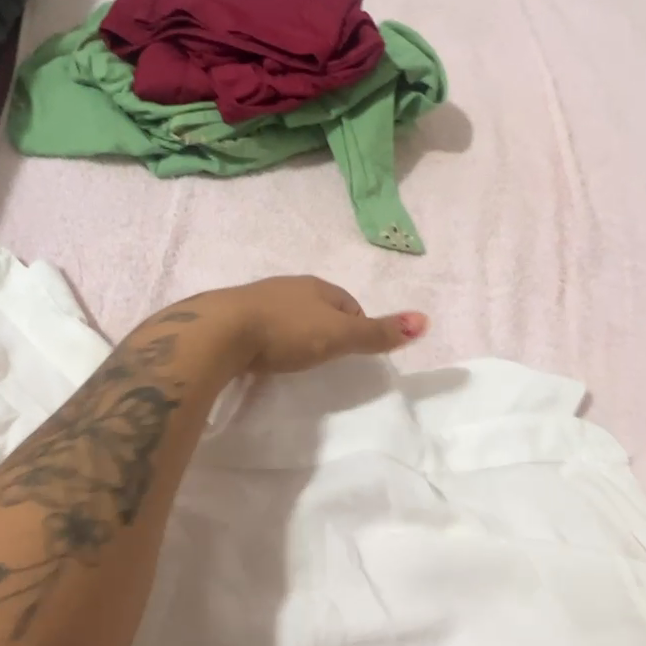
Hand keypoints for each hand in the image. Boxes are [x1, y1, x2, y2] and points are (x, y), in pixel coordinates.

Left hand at [180, 275, 427, 374]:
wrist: (220, 332)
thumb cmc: (286, 333)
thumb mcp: (339, 336)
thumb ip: (377, 334)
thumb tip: (425, 320)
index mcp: (316, 287)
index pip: (347, 302)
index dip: (356, 323)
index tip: (356, 348)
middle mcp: (286, 286)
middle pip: (316, 306)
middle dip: (325, 326)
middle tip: (329, 355)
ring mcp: (255, 300)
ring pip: (286, 314)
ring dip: (294, 332)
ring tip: (297, 358)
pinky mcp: (230, 318)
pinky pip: (259, 327)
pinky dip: (267, 340)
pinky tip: (264, 357)